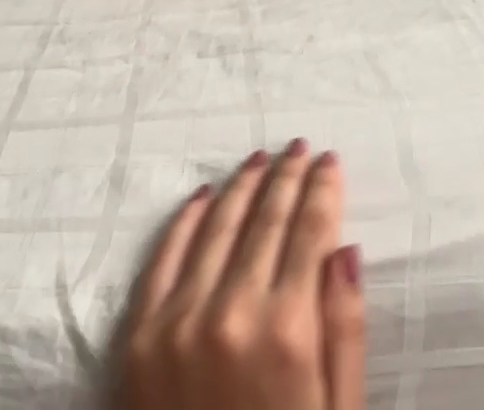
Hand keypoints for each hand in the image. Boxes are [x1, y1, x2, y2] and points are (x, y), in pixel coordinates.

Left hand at [117, 141, 365, 409]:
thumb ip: (345, 331)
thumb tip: (346, 251)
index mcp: (288, 333)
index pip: (308, 234)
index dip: (321, 190)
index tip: (328, 160)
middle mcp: (229, 314)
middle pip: (265, 222)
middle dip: (286, 177)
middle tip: (298, 147)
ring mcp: (176, 321)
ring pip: (216, 227)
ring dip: (242, 186)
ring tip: (260, 158)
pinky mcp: (137, 336)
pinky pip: (163, 258)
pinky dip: (186, 220)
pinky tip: (204, 195)